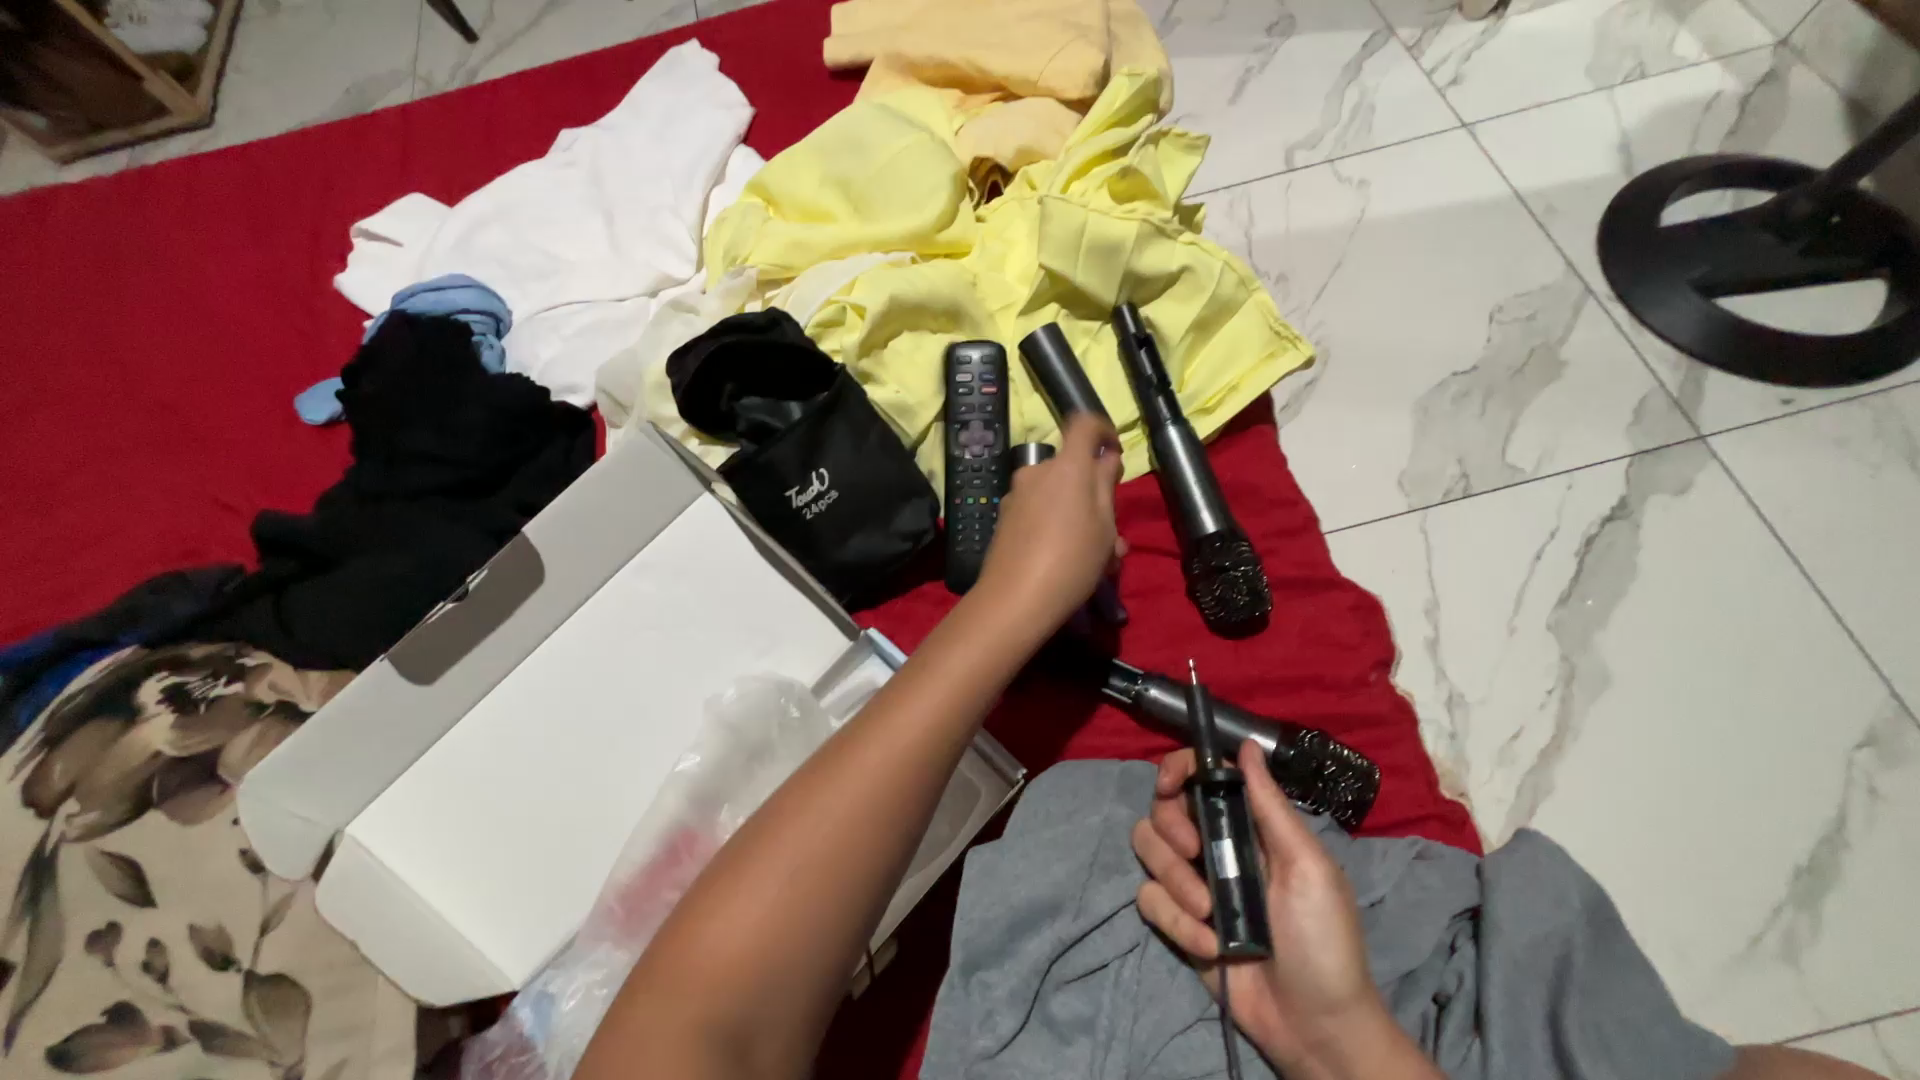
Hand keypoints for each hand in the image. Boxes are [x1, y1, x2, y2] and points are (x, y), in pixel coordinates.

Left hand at [973, 414, 1124, 631]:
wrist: (1015, 599)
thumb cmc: (1072, 560)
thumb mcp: (1105, 525)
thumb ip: (1106, 485)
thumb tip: (1106, 457)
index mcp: (1067, 466)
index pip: (1084, 424)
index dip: (1103, 430)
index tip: (1115, 453)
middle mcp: (1037, 472)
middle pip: (1072, 468)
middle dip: (1094, 493)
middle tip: (1113, 533)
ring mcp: (1017, 495)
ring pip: (1058, 496)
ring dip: (1079, 517)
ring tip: (1098, 558)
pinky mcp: (1005, 519)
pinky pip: (1040, 512)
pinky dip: (1057, 528)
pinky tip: (1069, 563)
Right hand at [1132, 741, 1417, 1079]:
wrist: (1314, 1024)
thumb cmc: (1323, 939)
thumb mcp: (1307, 866)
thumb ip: (1270, 805)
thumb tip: (1247, 744)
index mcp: (1248, 825)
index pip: (1200, 776)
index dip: (1178, 769)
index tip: (1169, 785)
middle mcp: (1215, 846)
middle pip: (1162, 808)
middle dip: (1172, 828)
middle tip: (1196, 852)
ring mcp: (1193, 883)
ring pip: (1148, 850)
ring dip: (1175, 880)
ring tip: (1209, 913)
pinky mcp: (1177, 922)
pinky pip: (1149, 900)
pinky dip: (1176, 922)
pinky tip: (1209, 946)